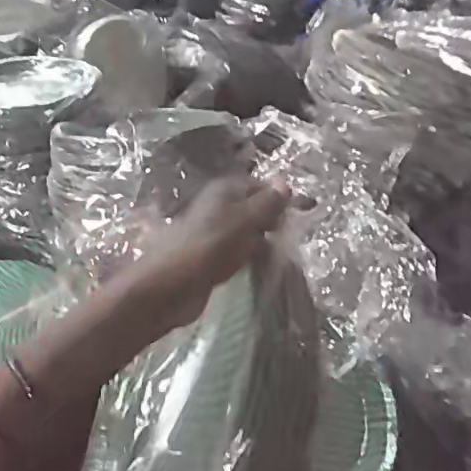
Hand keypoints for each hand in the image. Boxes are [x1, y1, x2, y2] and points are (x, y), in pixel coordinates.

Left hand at [117, 176, 289, 330]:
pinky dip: (252, 259)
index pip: (261, 186)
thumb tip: (285, 183)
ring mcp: (215, 233)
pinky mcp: (212, 257)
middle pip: (255, 209)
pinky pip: (240, 253)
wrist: (169, 287)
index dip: (280, 198)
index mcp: (225, 192)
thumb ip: (266, 203)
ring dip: (265, 243)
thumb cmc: (208, 248)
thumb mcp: (243, 221)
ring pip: (249, 233)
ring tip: (283, 257)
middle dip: (274, 222)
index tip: (301, 215)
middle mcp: (219, 207)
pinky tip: (264, 270)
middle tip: (291, 239)